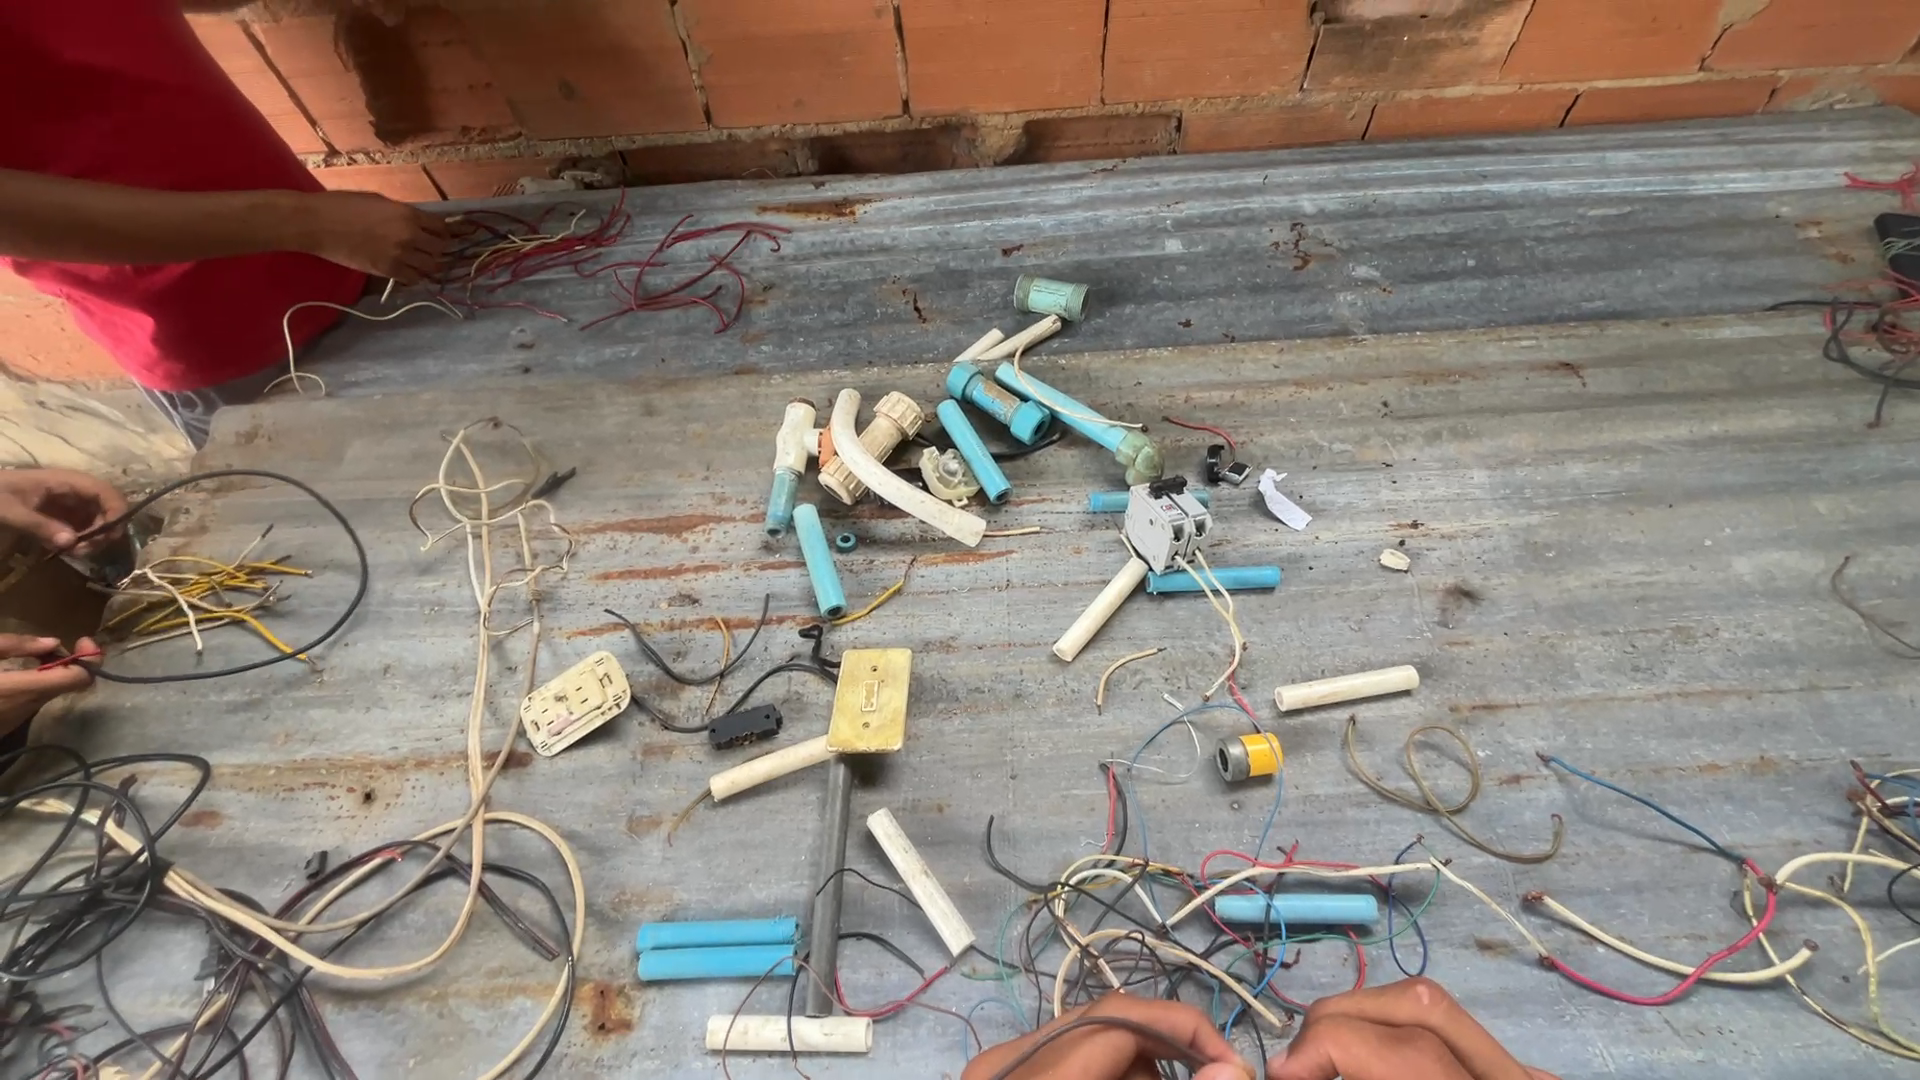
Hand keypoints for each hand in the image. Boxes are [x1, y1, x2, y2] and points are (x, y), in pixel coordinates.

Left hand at [0, 468, 126, 552]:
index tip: (107, 535)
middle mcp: (78, 491)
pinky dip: (81, 539)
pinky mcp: (65, 514)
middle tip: (86, 549)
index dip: (116, 512)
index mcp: (68, 482)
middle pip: (109, 509)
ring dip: (93, 538)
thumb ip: (38, 525)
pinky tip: (66, 548)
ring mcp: (72, 502)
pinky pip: (85, 526)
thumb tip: (71, 543)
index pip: (108, 493)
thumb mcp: (8, 510)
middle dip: (104, 530)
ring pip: (100, 520)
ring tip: (75, 552)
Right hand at [0, 636, 95, 739]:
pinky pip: (27, 702)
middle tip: (48, 648)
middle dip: (67, 662)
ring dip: (48, 674)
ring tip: (31, 658)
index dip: (90, 657)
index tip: (83, 641)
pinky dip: (30, 686)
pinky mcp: (2, 727)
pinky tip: (12, 677)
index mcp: (21, 690)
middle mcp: (24, 708)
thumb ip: (11, 646)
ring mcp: (12, 721)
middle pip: (67, 684)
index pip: (80, 677)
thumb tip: (53, 642)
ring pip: (47, 693)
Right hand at [298, 190, 450, 284]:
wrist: (313, 223)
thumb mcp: (377, 201)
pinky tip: (407, 271)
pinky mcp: (389, 270)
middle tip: (428, 249)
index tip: (437, 235)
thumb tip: (419, 222)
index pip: (441, 227)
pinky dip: (414, 276)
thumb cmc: (341, 205)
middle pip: (441, 249)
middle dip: (437, 249)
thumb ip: (402, 213)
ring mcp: (401, 254)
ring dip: (427, 264)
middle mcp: (410, 235)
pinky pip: (415, 279)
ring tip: (418, 261)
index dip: (442, 232)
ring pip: (431, 266)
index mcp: (408, 214)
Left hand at [962, 994, 1250, 1079]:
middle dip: (1171, 1049)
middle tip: (1217, 1077)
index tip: (1235, 1066)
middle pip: (1108, 1021)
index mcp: (1035, 1070)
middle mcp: (1009, 1054)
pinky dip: (1113, 1074)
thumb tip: (1233, 1067)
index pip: (1123, 1016)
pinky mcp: (1004, 1074)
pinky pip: (1071, 1057)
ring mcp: (1002, 1063)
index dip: (1188, 1030)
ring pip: (1090, 1038)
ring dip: (1145, 1066)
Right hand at [1268, 979, 1557, 1079]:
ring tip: (1327, 1051)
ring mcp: (1525, 1075)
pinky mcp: (1523, 1075)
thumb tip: (1279, 1069)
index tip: (1278, 1072)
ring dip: (1363, 1016)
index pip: (1402, 1050)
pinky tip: (1376, 1056)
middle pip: (1419, 1008)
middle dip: (1336, 1024)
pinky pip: (1453, 1029)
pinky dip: (1398, 1029)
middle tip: (1297, 1064)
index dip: (1323, 1047)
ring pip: (1433, 1002)